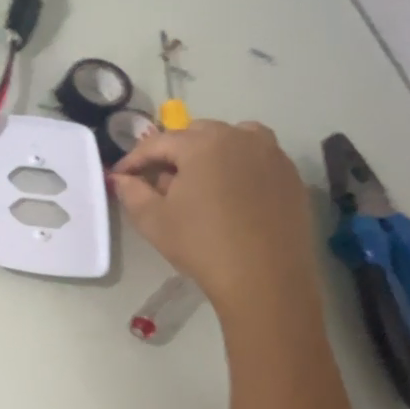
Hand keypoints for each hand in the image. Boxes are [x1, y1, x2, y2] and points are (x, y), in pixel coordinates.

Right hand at [109, 120, 318, 316]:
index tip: (119, 175)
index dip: (134, 159)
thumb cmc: (200, 243)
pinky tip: (227, 192)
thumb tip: (121, 178)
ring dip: (208, 151)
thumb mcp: (152, 219)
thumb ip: (131, 191)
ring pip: (232, 138)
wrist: (264, 275)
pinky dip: (236, 164)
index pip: (159, 142)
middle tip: (157, 178)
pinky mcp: (289, 174)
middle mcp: (240, 138)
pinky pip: (257, 156)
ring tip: (196, 178)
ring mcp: (271, 153)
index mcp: (203, 145)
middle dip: (173, 151)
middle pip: (197, 133)